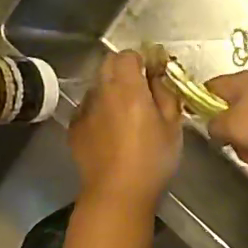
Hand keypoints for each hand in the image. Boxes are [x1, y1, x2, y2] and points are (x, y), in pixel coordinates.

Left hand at [70, 50, 182, 207]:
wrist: (117, 193)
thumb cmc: (153, 160)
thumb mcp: (173, 127)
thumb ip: (166, 96)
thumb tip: (159, 79)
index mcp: (128, 88)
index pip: (128, 55)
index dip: (143, 59)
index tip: (156, 72)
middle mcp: (102, 92)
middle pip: (108, 65)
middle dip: (125, 70)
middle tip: (143, 89)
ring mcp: (84, 110)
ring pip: (97, 87)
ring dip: (112, 90)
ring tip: (128, 113)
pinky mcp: (75, 128)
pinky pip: (89, 109)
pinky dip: (101, 111)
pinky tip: (112, 131)